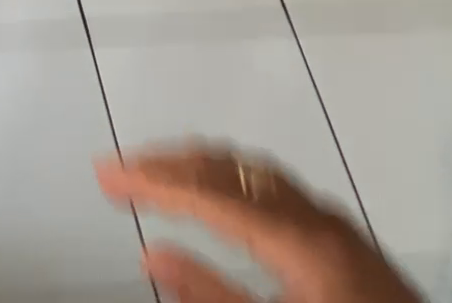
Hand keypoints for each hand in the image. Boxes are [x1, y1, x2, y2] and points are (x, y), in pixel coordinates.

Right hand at [96, 144, 424, 302]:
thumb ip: (214, 294)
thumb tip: (151, 255)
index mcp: (299, 241)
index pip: (205, 194)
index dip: (149, 181)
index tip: (104, 174)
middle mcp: (315, 217)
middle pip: (225, 168)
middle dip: (164, 163)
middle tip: (116, 167)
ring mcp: (334, 222)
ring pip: (250, 167)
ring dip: (195, 161)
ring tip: (156, 167)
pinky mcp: (348, 236)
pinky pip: (272, 180)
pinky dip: (229, 172)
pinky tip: (219, 186)